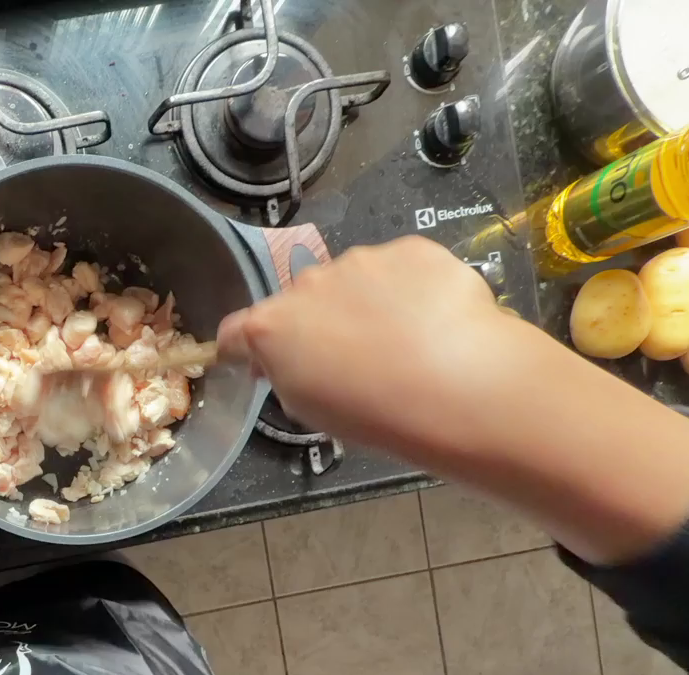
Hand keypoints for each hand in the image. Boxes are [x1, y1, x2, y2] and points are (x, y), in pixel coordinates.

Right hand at [218, 235, 545, 463]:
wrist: (454, 386)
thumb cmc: (367, 411)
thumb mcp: (304, 407)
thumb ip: (283, 373)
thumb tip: (287, 358)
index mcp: (269, 327)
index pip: (234, 331)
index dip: (242, 349)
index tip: (258, 364)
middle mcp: (305, 283)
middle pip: (295, 302)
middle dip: (310, 323)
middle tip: (344, 358)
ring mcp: (359, 261)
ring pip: (347, 281)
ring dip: (358, 303)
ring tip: (396, 340)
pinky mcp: (410, 249)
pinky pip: (396, 269)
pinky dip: (404, 290)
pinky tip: (428, 321)